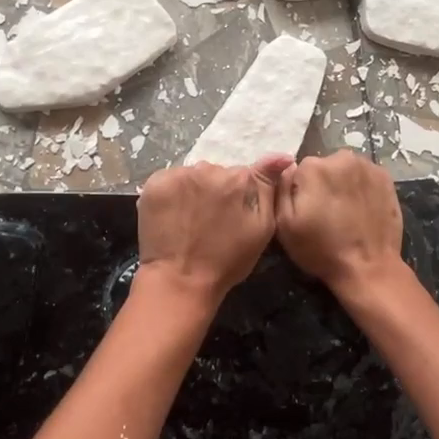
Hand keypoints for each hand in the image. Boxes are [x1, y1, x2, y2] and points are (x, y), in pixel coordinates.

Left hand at [135, 157, 290, 303]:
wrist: (180, 281)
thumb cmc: (227, 260)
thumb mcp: (261, 228)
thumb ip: (269, 187)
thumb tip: (283, 157)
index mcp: (238, 178)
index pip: (242, 175)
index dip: (238, 196)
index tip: (231, 216)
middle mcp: (208, 168)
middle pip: (216, 173)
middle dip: (215, 191)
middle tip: (210, 222)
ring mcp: (179, 175)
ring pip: (192, 176)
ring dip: (193, 191)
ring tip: (190, 221)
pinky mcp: (155, 183)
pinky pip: (169, 181)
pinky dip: (172, 194)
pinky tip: (173, 216)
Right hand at [276, 151, 408, 294]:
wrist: (368, 268)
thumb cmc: (321, 250)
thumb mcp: (285, 224)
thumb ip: (281, 188)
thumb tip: (287, 167)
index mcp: (313, 167)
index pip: (300, 170)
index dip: (301, 191)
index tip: (308, 211)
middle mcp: (341, 158)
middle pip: (324, 166)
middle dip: (323, 184)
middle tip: (327, 213)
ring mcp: (367, 166)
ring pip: (345, 170)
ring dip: (343, 184)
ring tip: (346, 212)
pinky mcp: (386, 177)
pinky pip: (365, 176)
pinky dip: (361, 187)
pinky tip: (362, 209)